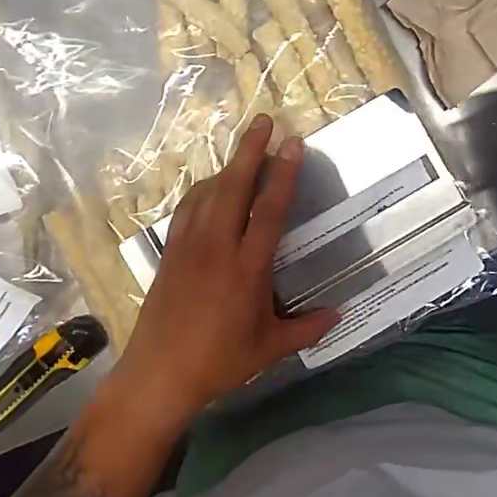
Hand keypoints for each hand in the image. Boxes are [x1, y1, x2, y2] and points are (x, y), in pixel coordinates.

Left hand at [107, 115, 339, 432]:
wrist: (158, 376)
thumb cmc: (219, 361)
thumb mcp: (270, 348)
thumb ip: (307, 328)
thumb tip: (338, 315)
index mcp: (247, 268)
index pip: (269, 210)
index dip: (283, 174)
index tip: (293, 143)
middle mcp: (217, 248)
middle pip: (234, 187)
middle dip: (250, 150)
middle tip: (264, 121)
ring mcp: (189, 247)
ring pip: (208, 193)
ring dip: (227, 166)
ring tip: (245, 149)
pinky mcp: (170, 254)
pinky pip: (188, 210)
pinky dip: (203, 190)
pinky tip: (211, 187)